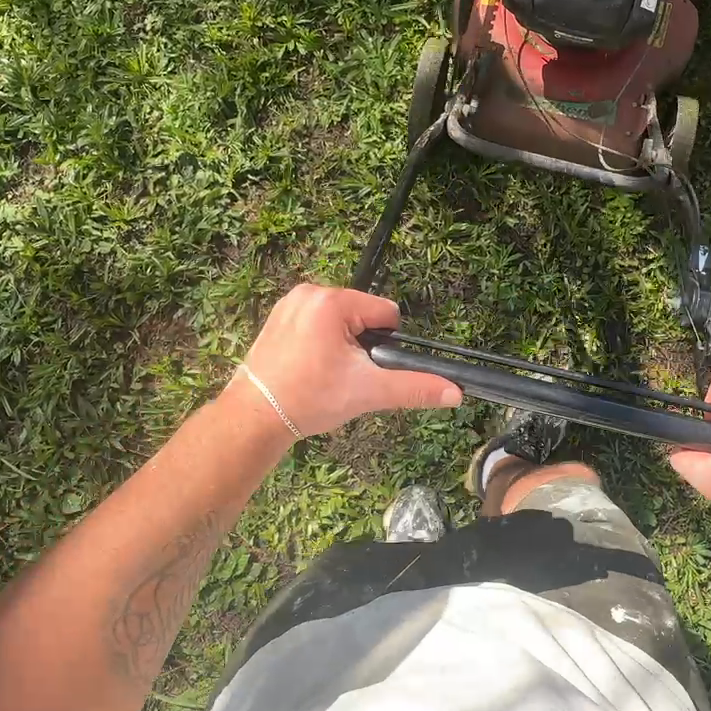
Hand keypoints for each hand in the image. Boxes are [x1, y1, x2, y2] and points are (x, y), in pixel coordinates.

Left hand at [237, 283, 461, 435]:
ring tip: (324, 373)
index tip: (362, 368)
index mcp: (331, 302)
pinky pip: (317, 322)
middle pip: (362, 314)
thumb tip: (455, 392)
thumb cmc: (309, 399)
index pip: (385, 312)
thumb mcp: (368, 391)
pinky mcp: (278, 316)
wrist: (255, 417)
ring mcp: (290, 303)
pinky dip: (320, 342)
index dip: (383, 343)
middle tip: (341, 375)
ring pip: (340, 320)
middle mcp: (309, 292)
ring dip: (342, 344)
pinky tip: (309, 367)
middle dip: (361, 344)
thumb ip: (415, 388)